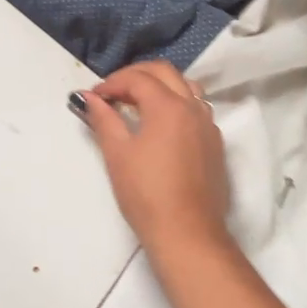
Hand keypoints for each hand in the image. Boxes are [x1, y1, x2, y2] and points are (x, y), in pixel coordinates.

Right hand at [72, 60, 231, 252]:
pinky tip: (162, 125)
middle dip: (136, 76)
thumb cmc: (146, 193)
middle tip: (114, 93)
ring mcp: (208, 126)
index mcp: (168, 106)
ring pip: (186, 86)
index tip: (95, 98)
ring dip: (160, 85)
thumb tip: (90, 97)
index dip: (112, 83)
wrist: (188, 235)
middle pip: (164, 72)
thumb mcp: (117, 153)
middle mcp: (192, 107)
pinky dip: (177, 103)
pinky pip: (197, 108)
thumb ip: (104, 118)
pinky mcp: (215, 144)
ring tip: (138, 103)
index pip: (137, 78)